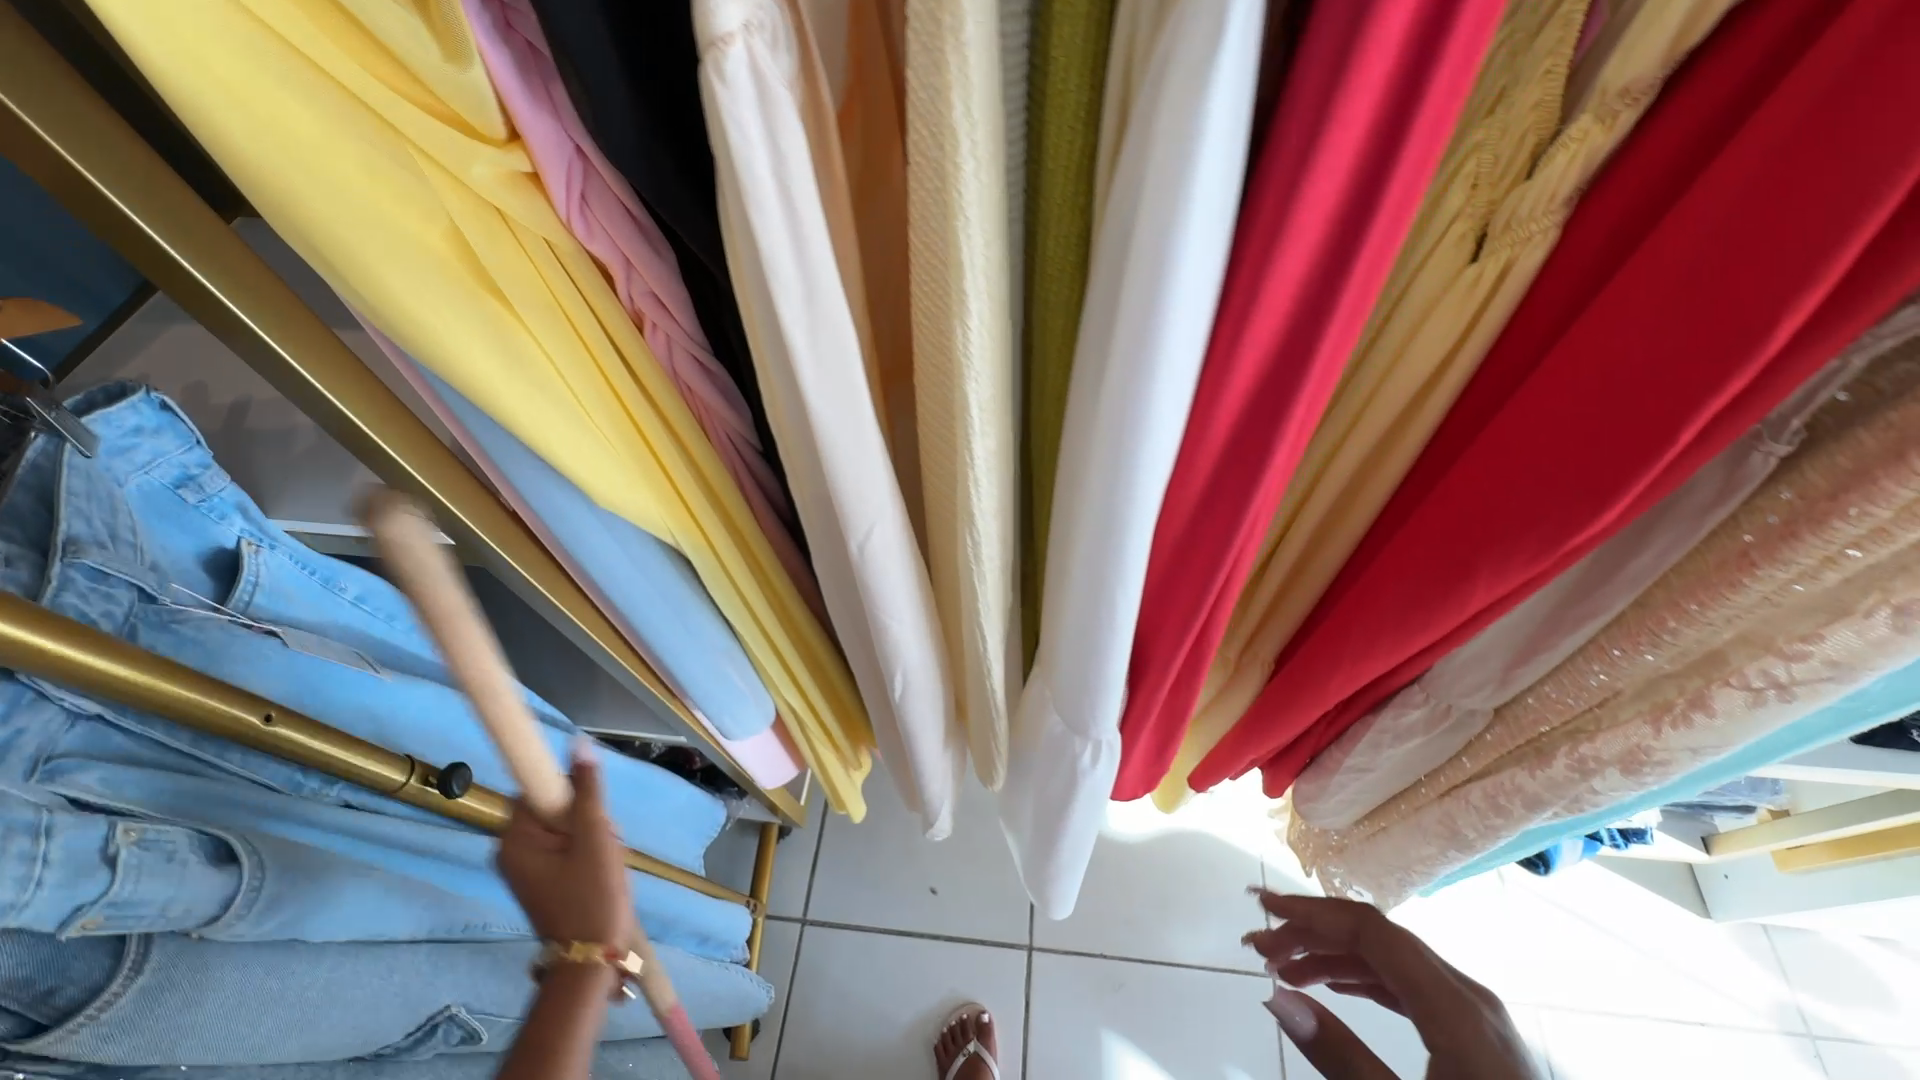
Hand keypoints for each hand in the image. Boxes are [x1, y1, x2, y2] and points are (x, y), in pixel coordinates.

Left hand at [497, 738, 638, 947]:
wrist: (592, 958)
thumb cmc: (592, 896)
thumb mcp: (596, 838)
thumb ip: (588, 790)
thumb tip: (578, 743)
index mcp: (513, 839)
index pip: (538, 789)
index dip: (570, 793)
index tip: (591, 816)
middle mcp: (510, 851)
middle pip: (553, 807)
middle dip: (586, 818)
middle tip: (605, 843)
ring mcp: (525, 868)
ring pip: (564, 827)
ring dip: (592, 836)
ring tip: (606, 860)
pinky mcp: (541, 880)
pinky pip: (565, 847)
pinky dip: (587, 852)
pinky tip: (602, 870)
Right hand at [1245, 891, 1537, 1079]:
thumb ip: (1339, 1056)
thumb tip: (1276, 998)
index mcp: (1456, 1008)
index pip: (1371, 931)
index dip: (1311, 913)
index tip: (1262, 908)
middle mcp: (1470, 997)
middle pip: (1380, 939)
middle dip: (1314, 934)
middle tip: (1260, 950)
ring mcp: (1478, 1016)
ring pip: (1394, 960)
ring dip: (1334, 955)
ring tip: (1283, 969)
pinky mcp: (1478, 1036)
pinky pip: (1412, 986)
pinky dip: (1365, 977)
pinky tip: (1334, 985)